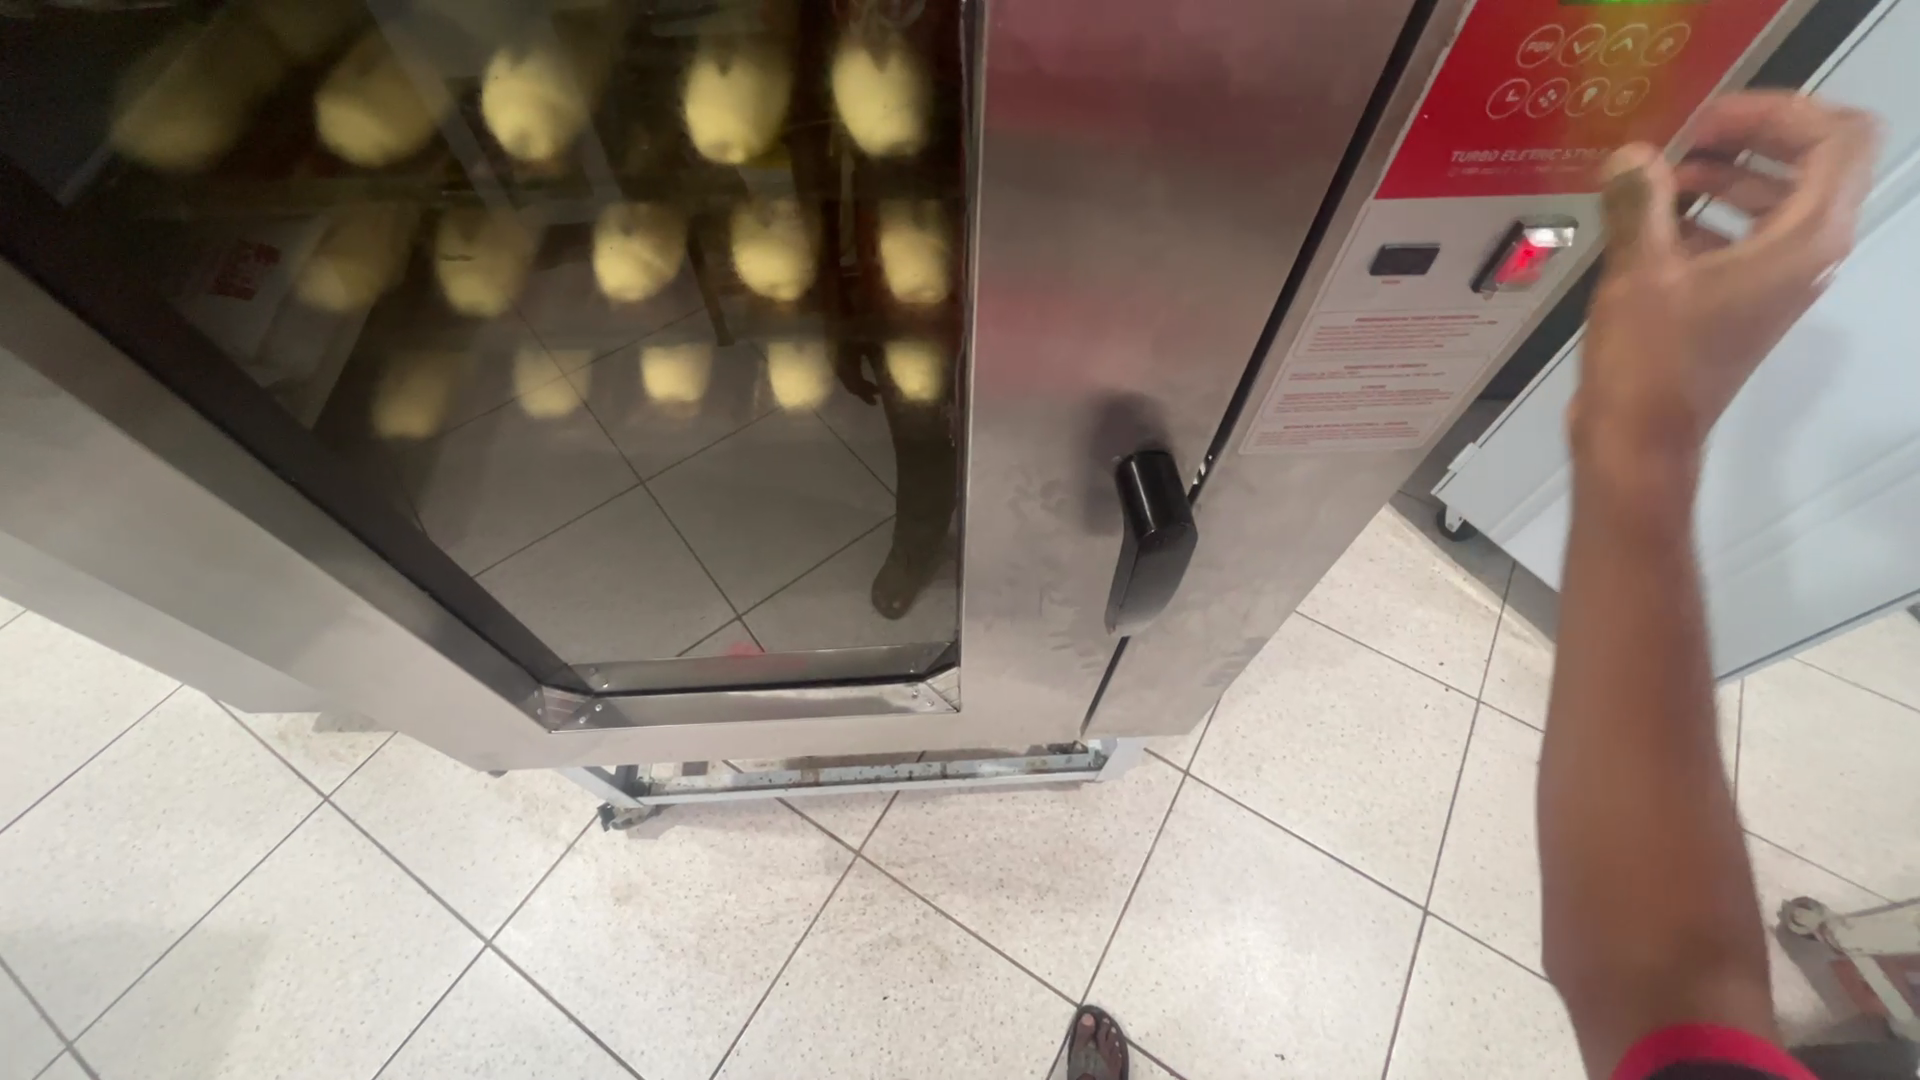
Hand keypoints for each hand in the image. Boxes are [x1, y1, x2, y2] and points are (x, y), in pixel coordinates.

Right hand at [1572, 92, 1878, 459]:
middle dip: (1748, 143)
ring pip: (1770, 207)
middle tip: (1680, 143)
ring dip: (1721, 183)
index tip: (1705, 119)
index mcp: (1805, 240)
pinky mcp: (1736, 306)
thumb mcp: (1638, 276)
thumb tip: (1632, 155)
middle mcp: (1806, 256)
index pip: (1836, 139)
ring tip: (1656, 184)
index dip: (1776, 113)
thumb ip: (1639, 207)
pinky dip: (1701, 225)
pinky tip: (1646, 232)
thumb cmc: (1649, 359)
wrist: (1637, 437)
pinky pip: (1737, 245)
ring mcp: (1772, 284)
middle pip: (1809, 167)